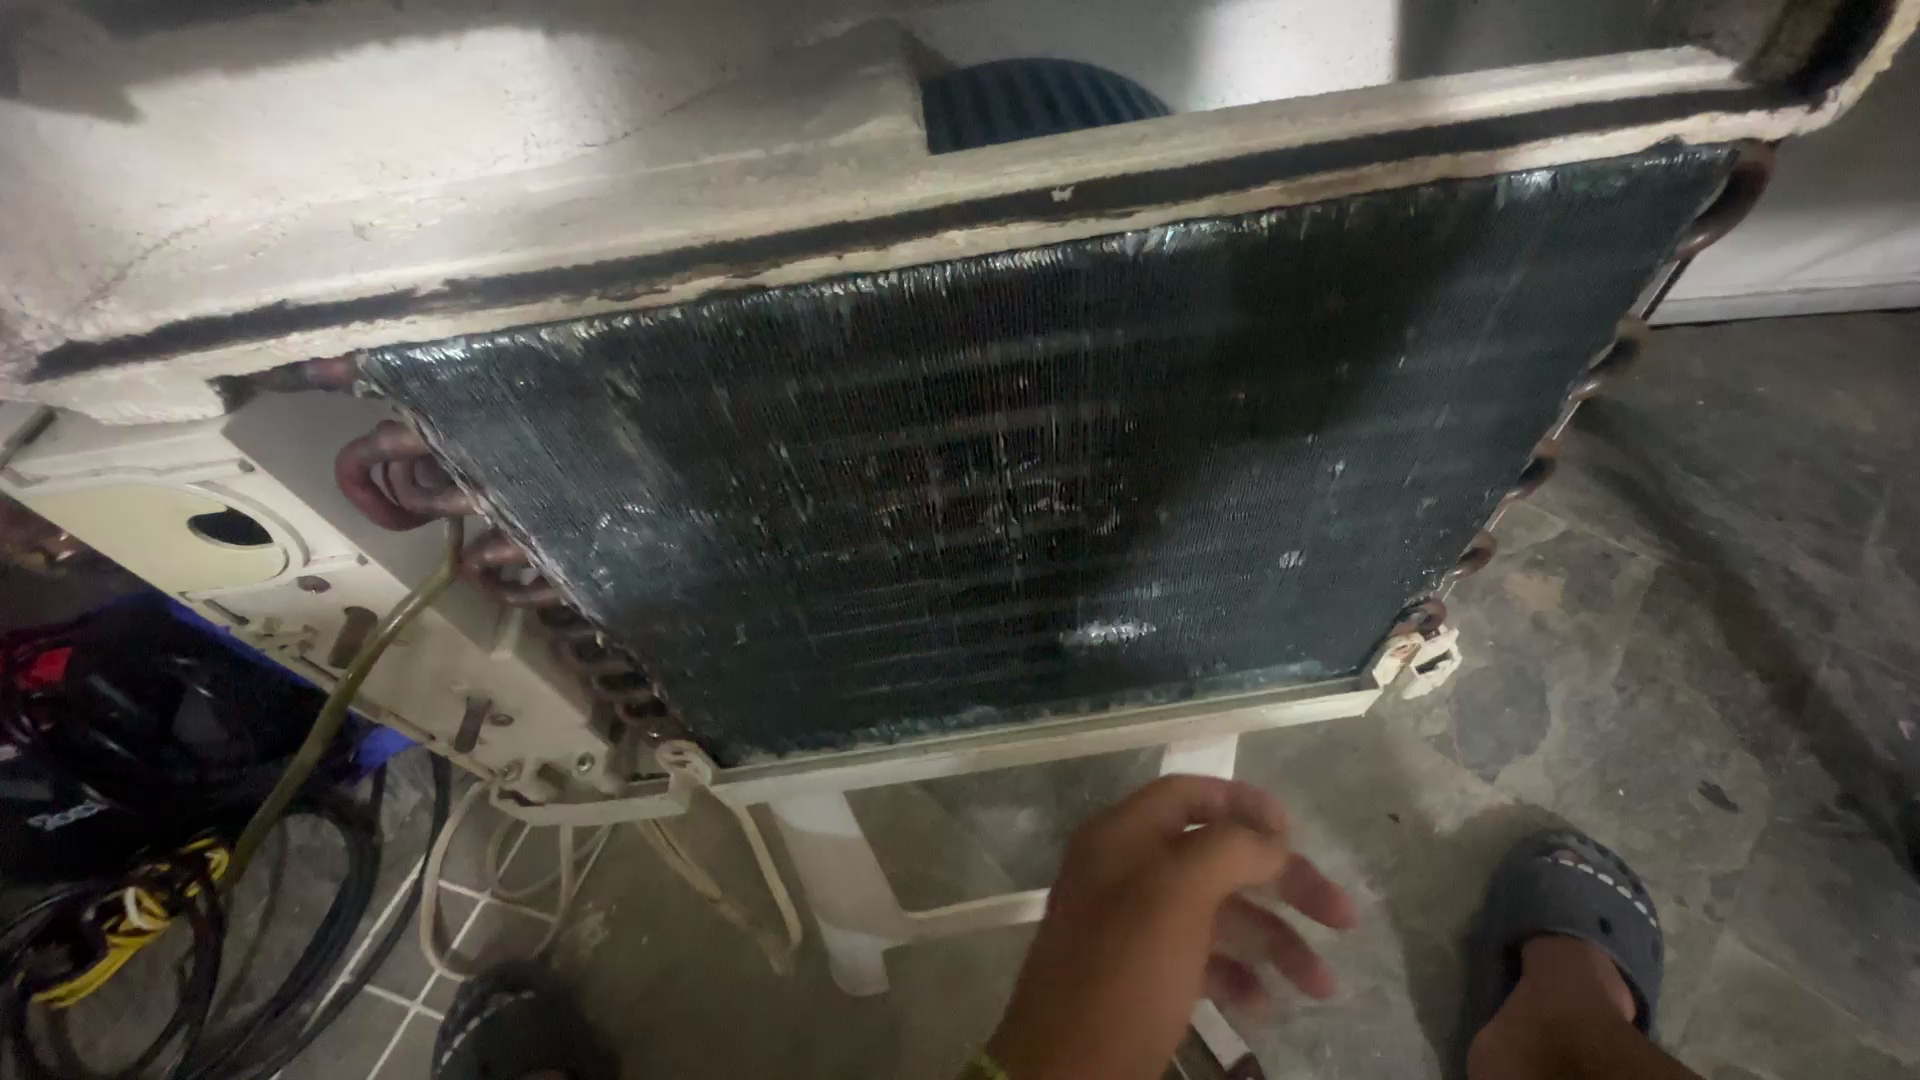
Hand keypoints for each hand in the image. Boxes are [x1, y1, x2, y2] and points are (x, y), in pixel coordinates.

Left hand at [985, 775, 1355, 1079]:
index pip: (1186, 793)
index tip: (1294, 831)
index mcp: (1121, 836)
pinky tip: (1264, 1006)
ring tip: (1320, 985)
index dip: (1242, 802)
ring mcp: (1130, 923)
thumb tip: (1270, 838)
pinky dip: (1236, 975)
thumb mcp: (1175, 896)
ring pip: (1213, 911)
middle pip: (1212, 855)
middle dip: (1279, 881)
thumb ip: (1226, 850)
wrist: (1065, 1073)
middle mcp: (1124, 870)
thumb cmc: (1123, 972)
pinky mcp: (1138, 974)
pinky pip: (1197, 957)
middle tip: (1341, 916)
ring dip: (1270, 939)